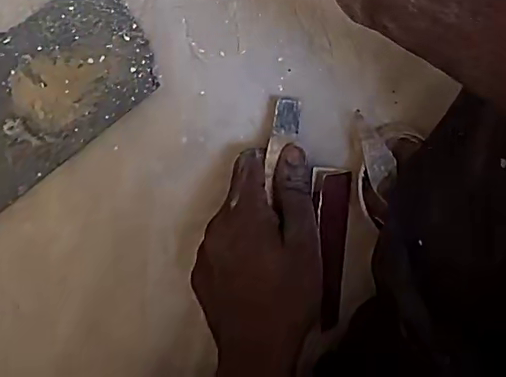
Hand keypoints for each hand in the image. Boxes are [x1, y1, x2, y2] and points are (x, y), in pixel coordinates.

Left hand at [192, 145, 320, 376]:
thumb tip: (290, 152)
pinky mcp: (201, 272)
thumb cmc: (287, 297)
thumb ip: (295, 194)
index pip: (248, 162)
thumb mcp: (304, 244)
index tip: (286, 178)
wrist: (256, 353)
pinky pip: (219, 246)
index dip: (269, 162)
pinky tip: (253, 273)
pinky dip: (235, 249)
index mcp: (242, 209)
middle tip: (287, 226)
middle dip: (262, 200)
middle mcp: (217, 221)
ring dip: (247, 225)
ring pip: (229, 220)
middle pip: (238, 192)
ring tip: (272, 255)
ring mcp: (205, 247)